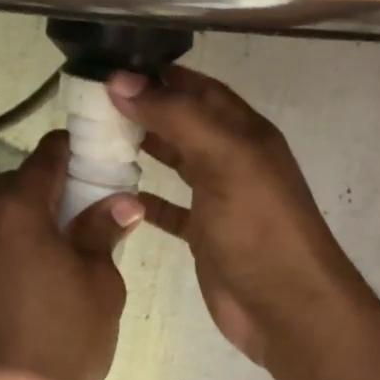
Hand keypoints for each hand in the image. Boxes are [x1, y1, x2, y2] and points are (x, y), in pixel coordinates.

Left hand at [0, 131, 141, 379]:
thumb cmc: (61, 338)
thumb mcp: (99, 284)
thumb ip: (103, 232)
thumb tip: (123, 201)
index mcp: (16, 208)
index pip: (46, 156)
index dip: (74, 150)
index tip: (97, 158)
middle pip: (18, 182)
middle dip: (50, 186)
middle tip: (85, 207)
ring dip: (26, 215)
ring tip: (58, 244)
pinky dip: (6, 241)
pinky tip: (29, 273)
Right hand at [107, 66, 363, 367]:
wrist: (289, 311)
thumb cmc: (259, 227)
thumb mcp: (222, 158)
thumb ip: (175, 115)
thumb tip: (121, 80)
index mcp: (243, 132)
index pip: (198, 88)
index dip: (159, 74)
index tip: (108, 67)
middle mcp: (231, 158)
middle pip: (182, 120)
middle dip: (142, 107)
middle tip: (90, 102)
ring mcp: (218, 197)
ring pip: (173, 159)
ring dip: (140, 147)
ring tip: (94, 138)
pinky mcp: (203, 233)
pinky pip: (167, 206)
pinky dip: (142, 197)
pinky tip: (113, 191)